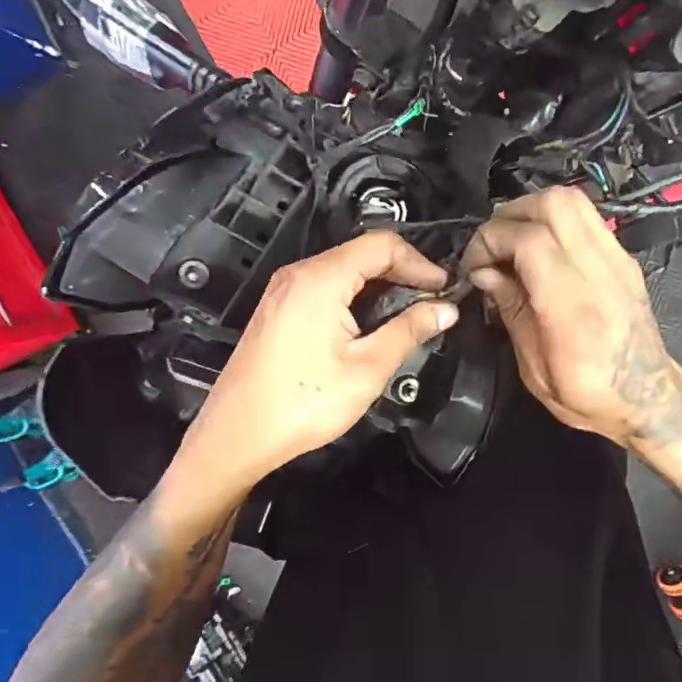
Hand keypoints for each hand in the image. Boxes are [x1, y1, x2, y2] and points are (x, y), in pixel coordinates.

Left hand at [179, 231, 458, 482]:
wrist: (237, 436)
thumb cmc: (301, 404)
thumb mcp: (368, 368)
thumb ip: (409, 331)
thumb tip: (444, 310)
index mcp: (320, 280)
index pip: (382, 245)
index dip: (420, 262)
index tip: (443, 286)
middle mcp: (299, 275)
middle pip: (363, 253)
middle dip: (404, 272)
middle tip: (433, 300)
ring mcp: (285, 291)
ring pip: (345, 270)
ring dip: (381, 286)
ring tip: (410, 313)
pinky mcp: (279, 310)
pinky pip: (326, 287)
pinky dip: (357, 297)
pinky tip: (373, 323)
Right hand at [464, 188, 681, 450]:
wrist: (651, 400)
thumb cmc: (590, 396)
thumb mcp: (536, 370)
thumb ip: (512, 311)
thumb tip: (485, 271)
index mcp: (575, 309)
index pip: (531, 239)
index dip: (491, 239)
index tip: (475, 264)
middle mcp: (602, 273)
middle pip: (553, 205)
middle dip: (510, 216)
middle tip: (491, 246)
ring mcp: (619, 260)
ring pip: (572, 200)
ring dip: (532, 211)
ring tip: (512, 242)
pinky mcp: (625, 258)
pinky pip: (586, 217)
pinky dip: (554, 221)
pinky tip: (540, 249)